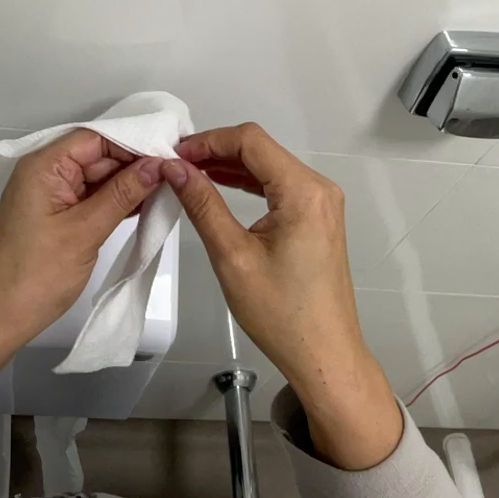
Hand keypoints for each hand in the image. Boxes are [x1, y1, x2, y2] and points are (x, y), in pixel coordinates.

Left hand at [0, 130, 165, 444]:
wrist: (2, 318)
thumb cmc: (37, 273)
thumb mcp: (85, 231)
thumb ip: (123, 194)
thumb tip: (157, 165)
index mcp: (44, 165)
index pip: (95, 139)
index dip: (132, 143)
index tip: (167, 152)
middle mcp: (45, 171)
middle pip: (97, 155)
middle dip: (133, 164)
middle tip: (174, 172)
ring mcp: (51, 193)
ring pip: (98, 176)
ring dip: (128, 183)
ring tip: (167, 186)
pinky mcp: (57, 213)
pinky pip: (91, 196)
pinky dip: (115, 200)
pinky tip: (145, 203)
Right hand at [164, 123, 402, 470]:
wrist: (325, 357)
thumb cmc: (280, 312)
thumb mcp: (232, 256)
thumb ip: (202, 204)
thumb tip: (173, 167)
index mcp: (303, 191)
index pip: (250, 141)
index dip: (209, 140)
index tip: (174, 154)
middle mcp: (318, 187)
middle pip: (260, 148)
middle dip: (216, 150)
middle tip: (175, 163)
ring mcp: (321, 201)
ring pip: (268, 164)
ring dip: (229, 164)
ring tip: (188, 172)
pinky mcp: (317, 216)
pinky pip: (277, 184)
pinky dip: (247, 181)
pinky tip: (218, 185)